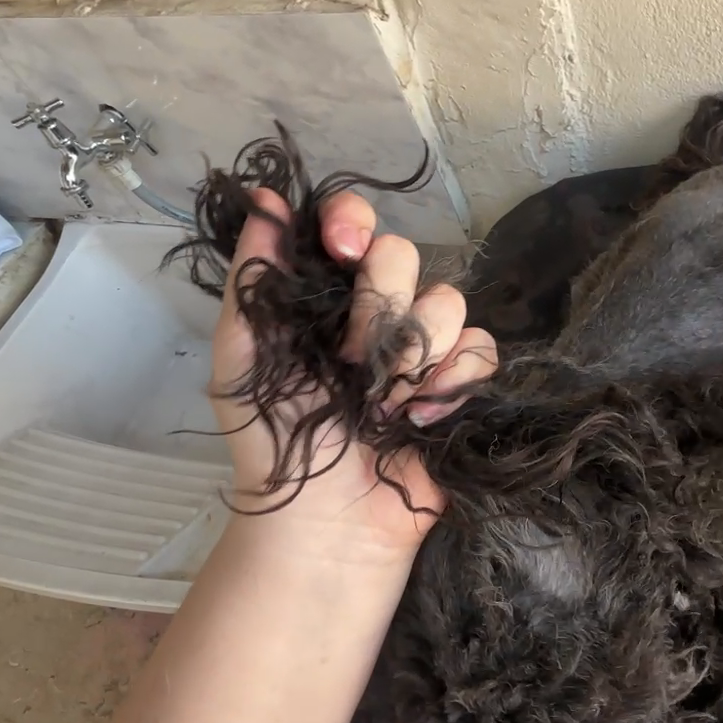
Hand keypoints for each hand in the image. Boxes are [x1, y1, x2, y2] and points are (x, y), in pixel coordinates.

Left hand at [209, 188, 497, 559]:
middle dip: (379, 308)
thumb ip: (253, 283)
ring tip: (385, 404)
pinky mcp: (462, 382)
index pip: (353, 224)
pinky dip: (454, 382)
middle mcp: (380, 311)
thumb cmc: (276, 444)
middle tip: (351, 362)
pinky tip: (421, 417)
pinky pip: (481, 349)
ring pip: (449, 303)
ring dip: (413, 357)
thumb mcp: (241, 362)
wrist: (329, 521)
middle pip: (406, 256)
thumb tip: (262, 201)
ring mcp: (426, 346)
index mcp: (325, 297)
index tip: (344, 249)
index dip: (355, 220)